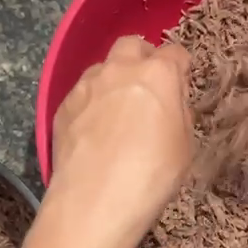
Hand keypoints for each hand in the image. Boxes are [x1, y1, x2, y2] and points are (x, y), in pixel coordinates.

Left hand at [42, 36, 193, 247]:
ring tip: (116, 111)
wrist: (94, 202)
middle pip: (132, 45)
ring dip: (113, 80)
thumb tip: (169, 102)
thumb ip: (178, 113)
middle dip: (142, 58)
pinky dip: (91, 103)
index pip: (175, 53)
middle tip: (148, 85)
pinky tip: (93, 131)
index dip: (180, 68)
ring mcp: (86, 85)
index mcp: (158, 74)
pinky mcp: (62, 106)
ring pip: (102, 67)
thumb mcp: (184, 147)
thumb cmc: (151, 176)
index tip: (181, 83)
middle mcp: (119, 69)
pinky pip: (82, 94)